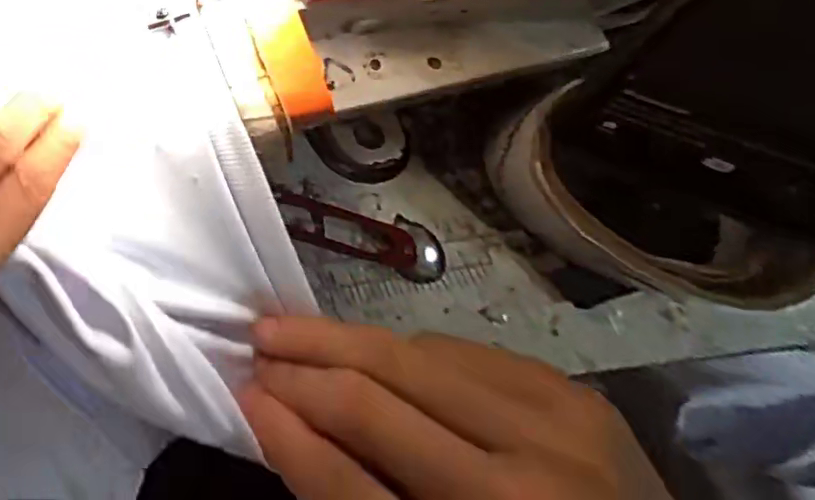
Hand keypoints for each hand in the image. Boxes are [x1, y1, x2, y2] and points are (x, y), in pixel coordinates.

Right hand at [239, 317, 671, 499]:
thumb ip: (351, 490)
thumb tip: (274, 413)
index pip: (348, 483)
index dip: (285, 435)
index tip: (242, 393)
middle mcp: (531, 490)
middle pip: (373, 399)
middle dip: (299, 368)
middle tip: (254, 346)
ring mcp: (560, 431)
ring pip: (407, 355)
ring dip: (336, 340)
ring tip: (290, 330)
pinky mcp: (571, 392)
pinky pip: (452, 350)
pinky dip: (402, 354)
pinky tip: (376, 357)